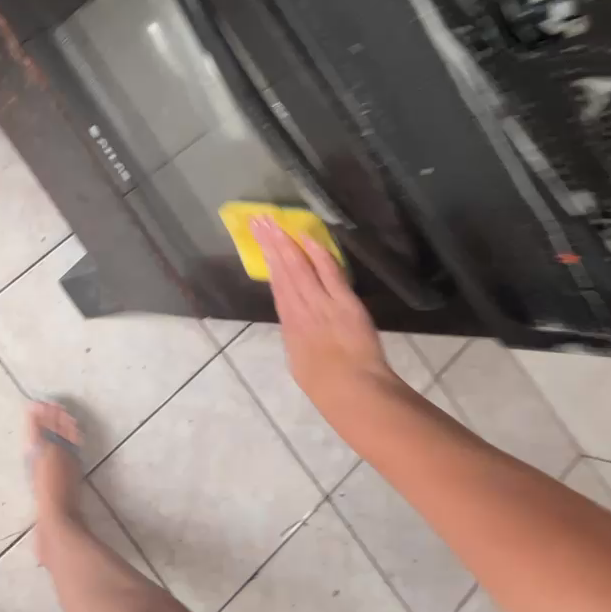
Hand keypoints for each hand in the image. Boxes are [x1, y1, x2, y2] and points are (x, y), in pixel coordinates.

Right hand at [251, 216, 399, 403]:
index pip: (276, 284)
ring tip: (273, 223)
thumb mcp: (300, 361)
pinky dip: (317, 254)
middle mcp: (300, 308)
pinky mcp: (343, 302)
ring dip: (285, 242)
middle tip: (259, 220)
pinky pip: (328, 273)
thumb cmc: (326, 386)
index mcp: (289, 323)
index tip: (259, 241)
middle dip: (270, 243)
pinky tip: (306, 237)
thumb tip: (297, 327)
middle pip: (282, 269)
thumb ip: (299, 338)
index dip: (267, 260)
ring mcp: (321, 303)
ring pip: (298, 266)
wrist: (351, 391)